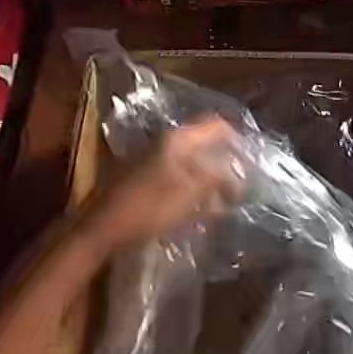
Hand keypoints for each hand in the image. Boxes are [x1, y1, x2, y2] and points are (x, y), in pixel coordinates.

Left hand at [76, 118, 245, 254]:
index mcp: (176, 140)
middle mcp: (164, 142)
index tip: (252, 162)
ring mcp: (152, 157)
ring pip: (191, 160)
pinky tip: (201, 206)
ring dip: (210, 177)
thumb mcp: (187, 196)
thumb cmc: (145, 210)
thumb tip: (236, 170)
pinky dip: (193, 185)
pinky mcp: (144, 175)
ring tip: (226, 200)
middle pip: (204, 143)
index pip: (216, 126)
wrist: (100, 227)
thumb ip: (215, 179)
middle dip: (225, 162)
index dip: (237, 140)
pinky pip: (178, 173)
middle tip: (242, 185)